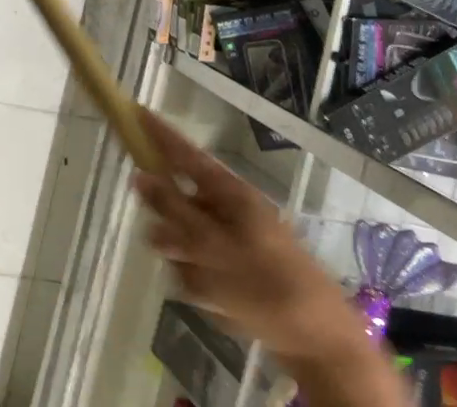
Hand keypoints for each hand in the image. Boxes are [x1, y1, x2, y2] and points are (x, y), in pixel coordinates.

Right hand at [132, 111, 361, 362]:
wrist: (321, 344)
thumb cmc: (268, 286)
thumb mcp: (212, 247)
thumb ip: (173, 211)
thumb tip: (139, 174)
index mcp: (231, 197)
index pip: (186, 155)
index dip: (159, 134)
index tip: (135, 110)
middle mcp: (231, 213)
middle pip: (179, 202)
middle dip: (169, 226)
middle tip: (169, 245)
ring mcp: (235, 243)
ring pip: (184, 238)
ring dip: (185, 260)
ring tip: (203, 285)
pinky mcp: (237, 272)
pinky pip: (199, 266)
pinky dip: (201, 282)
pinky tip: (218, 300)